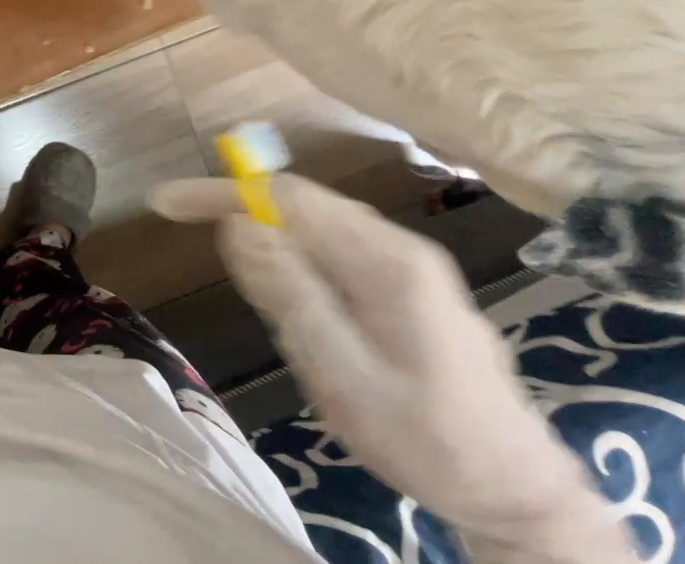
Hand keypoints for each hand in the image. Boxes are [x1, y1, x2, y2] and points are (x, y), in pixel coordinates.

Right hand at [152, 175, 634, 561]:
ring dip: (272, 250)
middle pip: (303, 206)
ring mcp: (409, 268)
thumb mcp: (344, 375)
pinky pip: (335, 257)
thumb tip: (239, 226)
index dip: (221, 192)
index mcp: (389, 263)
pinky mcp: (407, 289)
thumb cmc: (428, 441)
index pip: (288, 197)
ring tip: (267, 310)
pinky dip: (296, 267)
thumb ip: (291, 295)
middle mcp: (400, 249)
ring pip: (316, 231)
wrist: (518, 492)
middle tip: (191, 239)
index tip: (166, 203)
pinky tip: (298, 312)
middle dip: (240, 213)